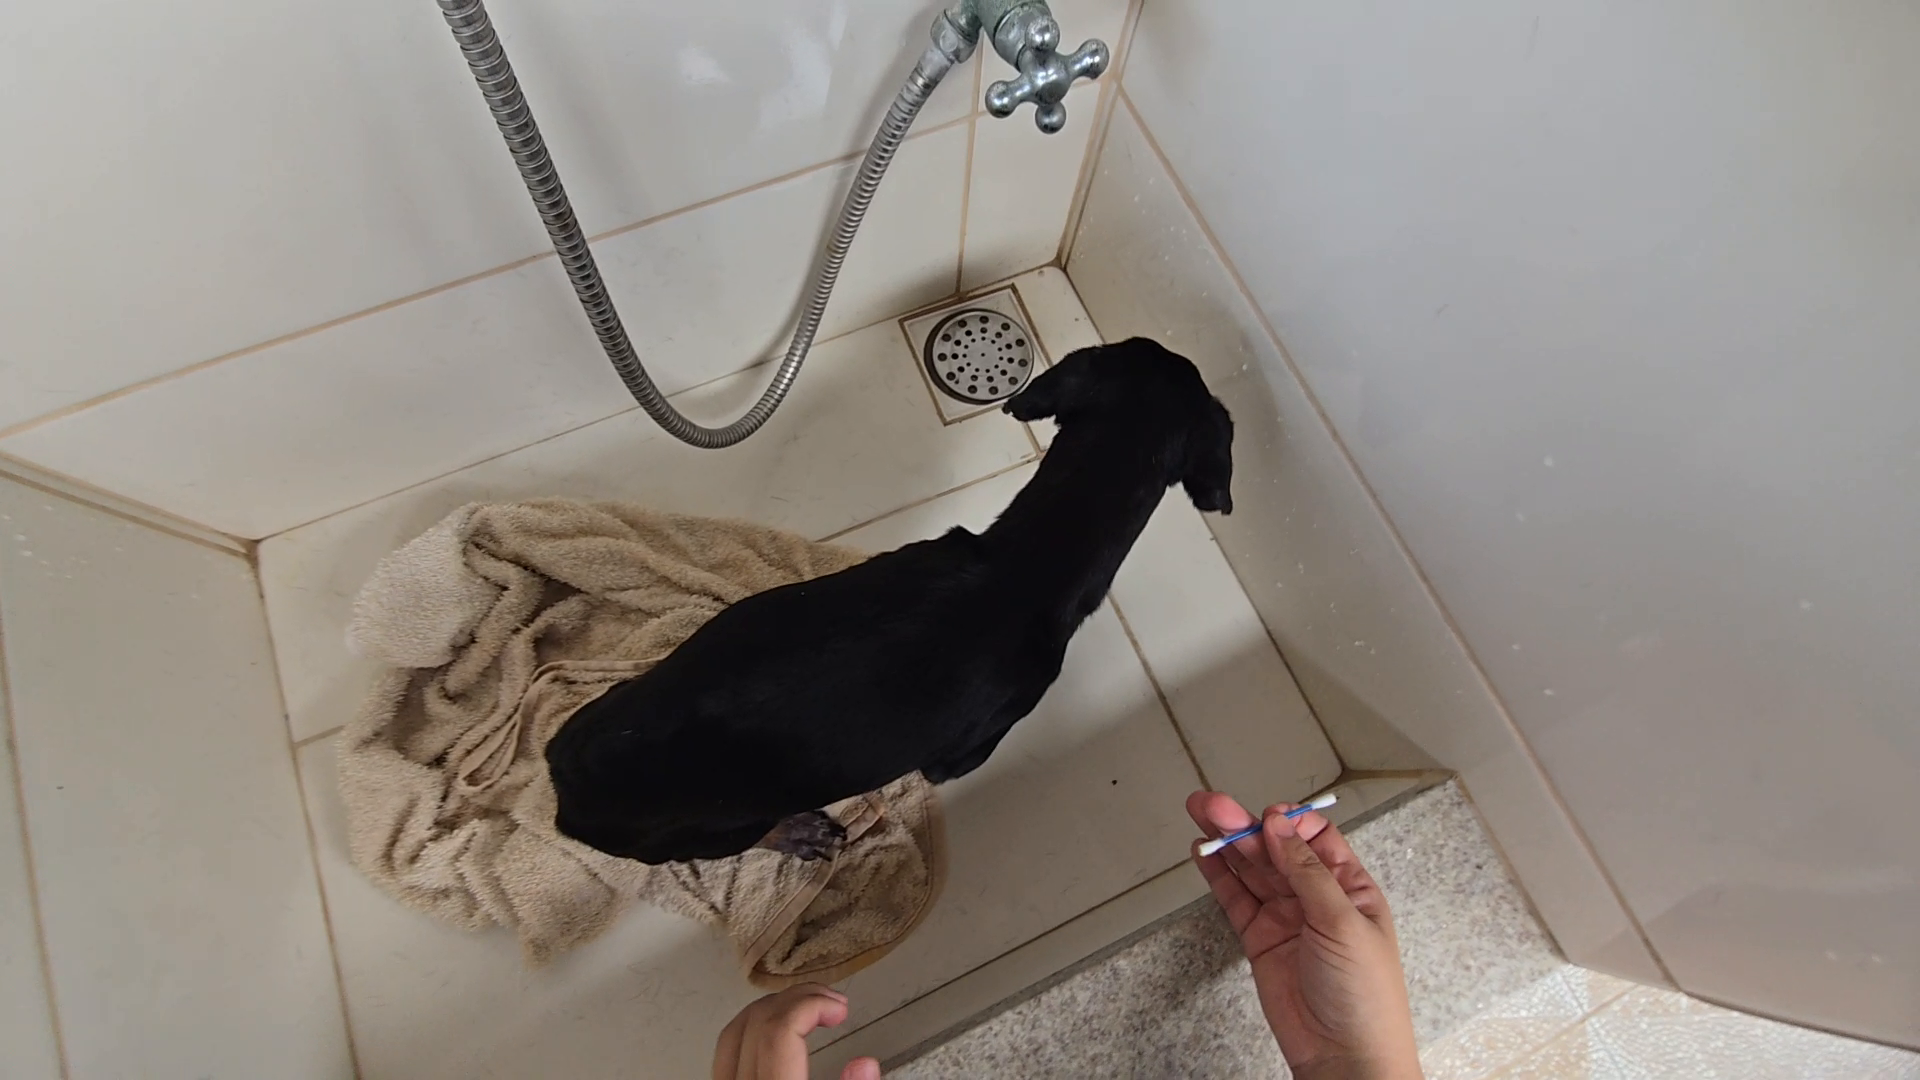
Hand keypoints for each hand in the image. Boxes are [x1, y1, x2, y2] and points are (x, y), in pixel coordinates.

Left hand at [712, 984, 881, 1079]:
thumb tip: (865, 1065)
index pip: (779, 1030)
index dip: (811, 1005)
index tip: (838, 1008)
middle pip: (758, 1020)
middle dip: (800, 999)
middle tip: (832, 1003)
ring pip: (735, 1029)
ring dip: (776, 1007)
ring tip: (809, 1009)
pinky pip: (727, 1047)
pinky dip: (756, 1025)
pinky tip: (779, 1029)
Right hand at [1188, 792, 1421, 1079]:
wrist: (1344, 1061)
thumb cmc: (1363, 994)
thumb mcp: (1342, 923)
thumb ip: (1306, 870)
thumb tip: (1278, 822)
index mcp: (1348, 887)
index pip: (1314, 838)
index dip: (1288, 822)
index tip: (1264, 817)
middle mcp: (1314, 896)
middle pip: (1273, 848)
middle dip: (1243, 825)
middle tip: (1212, 805)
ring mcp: (1284, 916)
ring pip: (1250, 867)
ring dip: (1225, 841)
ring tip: (1200, 814)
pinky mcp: (1258, 936)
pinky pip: (1235, 896)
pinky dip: (1217, 873)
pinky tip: (1202, 851)